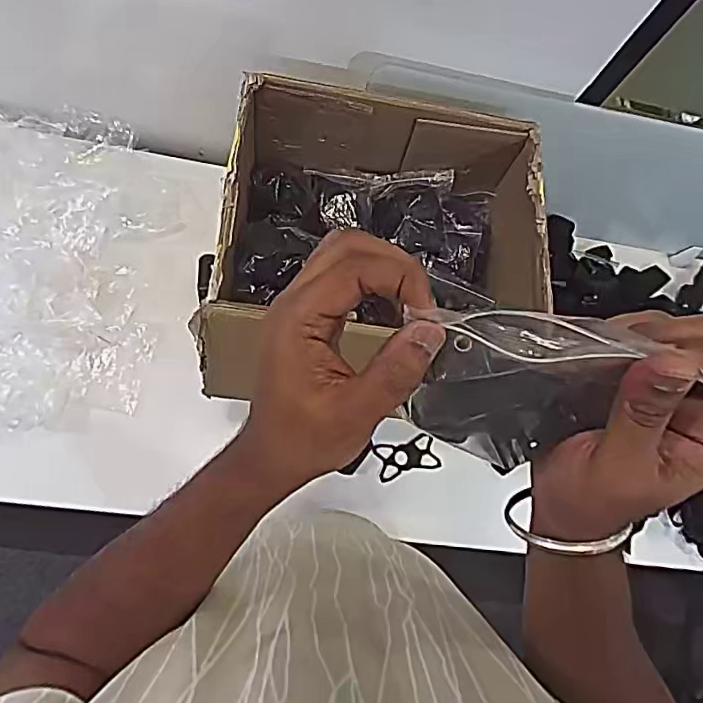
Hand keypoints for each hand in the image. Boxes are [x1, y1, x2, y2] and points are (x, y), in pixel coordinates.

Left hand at [227, 230, 446, 493]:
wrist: (273, 456)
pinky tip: (392, 314)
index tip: (424, 313)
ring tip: (410, 307)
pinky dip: (375, 286)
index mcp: (298, 320)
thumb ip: (396, 370)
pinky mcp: (309, 319)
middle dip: (394, 264)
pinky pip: (344, 281)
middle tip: (420, 301)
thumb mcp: (357, 412)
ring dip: (385, 272)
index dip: (400, 278)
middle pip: (348, 246)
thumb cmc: (299, 440)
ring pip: (345, 256)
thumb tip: (429, 333)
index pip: (355, 266)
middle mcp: (294, 305)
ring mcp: (300, 309)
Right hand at [530, 313, 702, 542]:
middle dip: (683, 341)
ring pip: (690, 329)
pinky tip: (608, 352)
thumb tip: (674, 365)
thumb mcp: (619, 468)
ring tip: (619, 358)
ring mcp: (672, 383)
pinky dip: (629, 329)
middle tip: (643, 357)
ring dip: (654, 333)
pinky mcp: (640, 367)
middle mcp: (702, 406)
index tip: (682, 361)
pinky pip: (650, 329)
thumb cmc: (592, 501)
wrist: (556, 500)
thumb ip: (644, 417)